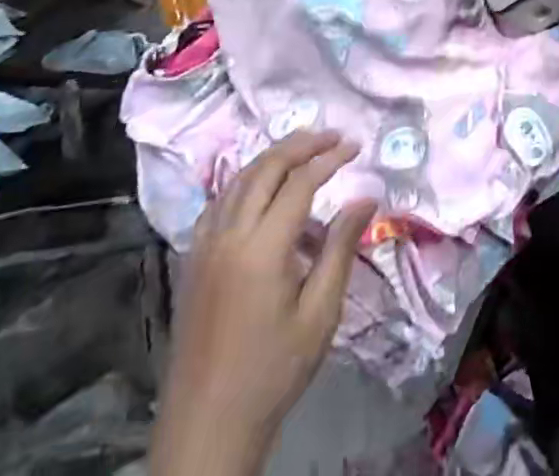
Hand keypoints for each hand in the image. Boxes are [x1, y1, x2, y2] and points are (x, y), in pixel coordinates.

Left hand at [150, 131, 376, 475]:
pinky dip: (244, 182)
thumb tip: (365, 198)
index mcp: (261, 249)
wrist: (208, 421)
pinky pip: (218, 204)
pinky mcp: (193, 262)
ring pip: (236, 182)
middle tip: (333, 136)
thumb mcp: (321, 311)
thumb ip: (341, 248)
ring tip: (304, 148)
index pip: (299, 183)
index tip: (356, 146)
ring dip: (271, 158)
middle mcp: (227, 237)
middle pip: (263, 170)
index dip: (329, 159)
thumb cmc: (275, 368)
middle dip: (300, 146)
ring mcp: (203, 247)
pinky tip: (261, 188)